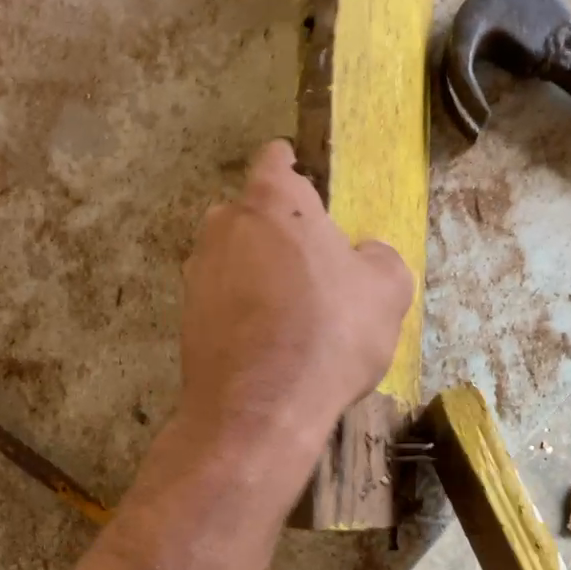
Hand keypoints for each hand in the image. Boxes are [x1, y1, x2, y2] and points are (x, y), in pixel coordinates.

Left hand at [178, 140, 412, 443]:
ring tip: (286, 311)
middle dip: (274, 229)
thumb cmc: (329, 335)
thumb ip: (378, 258)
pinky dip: (238, 310)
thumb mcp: (386, 292)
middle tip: (308, 264)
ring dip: (254, 272)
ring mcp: (197, 273)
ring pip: (230, 258)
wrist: (258, 410)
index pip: (275, 160)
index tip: (307, 189)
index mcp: (273, 203)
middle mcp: (224, 226)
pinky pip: (219, 300)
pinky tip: (264, 342)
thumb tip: (363, 257)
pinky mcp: (184, 318)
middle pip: (249, 213)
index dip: (293, 169)